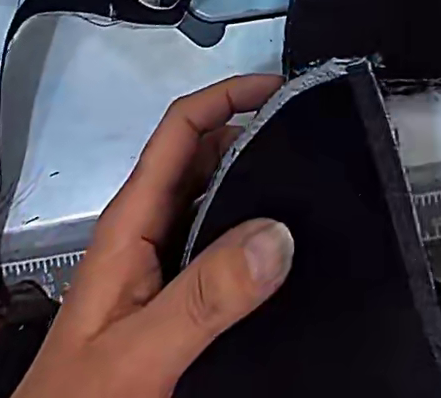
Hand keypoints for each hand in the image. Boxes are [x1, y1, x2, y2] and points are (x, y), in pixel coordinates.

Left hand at [15, 75, 293, 397]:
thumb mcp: (140, 350)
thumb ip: (206, 294)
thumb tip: (279, 233)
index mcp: (132, 219)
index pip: (180, 128)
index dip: (227, 95)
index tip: (279, 89)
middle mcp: (148, 226)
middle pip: (203, 152)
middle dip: (251, 132)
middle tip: (307, 138)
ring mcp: (163, 258)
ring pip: (214, 192)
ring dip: (255, 177)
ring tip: (307, 182)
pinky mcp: (177, 289)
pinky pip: (223, 235)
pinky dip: (254, 223)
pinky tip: (286, 244)